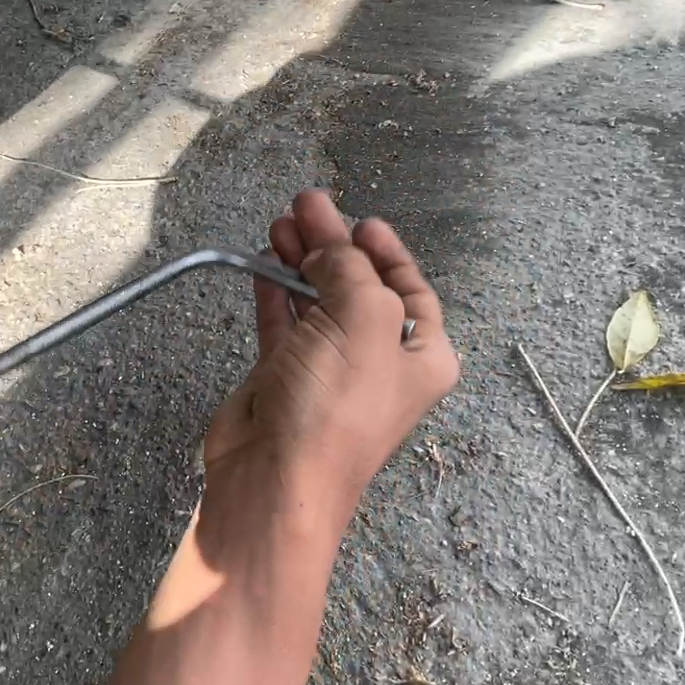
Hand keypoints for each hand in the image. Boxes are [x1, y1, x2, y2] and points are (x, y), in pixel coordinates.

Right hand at [201, 192, 458, 549]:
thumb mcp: (363, 321)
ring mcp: (326, 368)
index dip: (385, 250)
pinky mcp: (283, 374)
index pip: (409, 288)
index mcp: (420, 355)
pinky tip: (265, 261)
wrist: (274, 479)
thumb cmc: (334, 408)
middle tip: (304, 206)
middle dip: (332, 245)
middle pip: (356, 286)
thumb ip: (351, 269)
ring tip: (279, 224)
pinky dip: (274, 289)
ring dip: (299, 261)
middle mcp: (376, 360)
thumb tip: (328, 241)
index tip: (359, 220)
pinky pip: (281, 320)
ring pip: (315, 300)